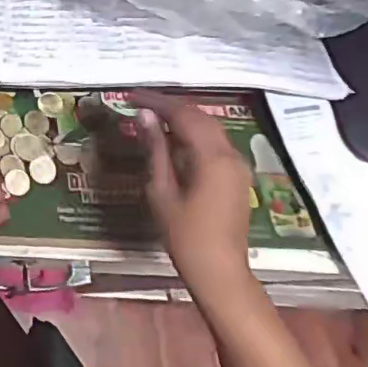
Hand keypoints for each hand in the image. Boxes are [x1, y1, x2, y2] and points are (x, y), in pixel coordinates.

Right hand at [131, 90, 254, 284]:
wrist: (219, 271)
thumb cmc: (184, 235)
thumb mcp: (161, 190)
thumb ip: (155, 149)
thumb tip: (144, 116)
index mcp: (212, 157)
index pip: (184, 115)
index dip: (156, 102)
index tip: (130, 95)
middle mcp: (231, 154)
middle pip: (200, 117)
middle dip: (170, 106)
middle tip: (138, 102)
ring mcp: (238, 165)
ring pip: (210, 128)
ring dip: (182, 118)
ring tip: (152, 116)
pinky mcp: (236, 176)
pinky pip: (214, 143)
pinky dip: (193, 133)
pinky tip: (173, 138)